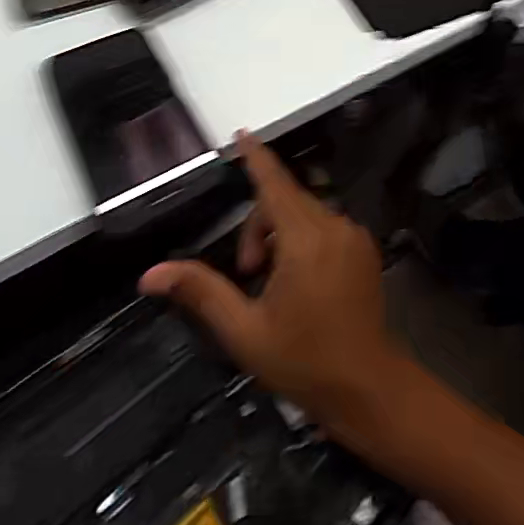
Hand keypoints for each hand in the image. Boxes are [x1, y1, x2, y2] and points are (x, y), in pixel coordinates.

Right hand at [138, 131, 408, 427]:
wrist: (371, 390)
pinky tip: (297, 281)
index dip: (255, 157)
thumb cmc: (306, 361)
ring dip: (277, 235)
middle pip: (284, 201)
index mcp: (307, 239)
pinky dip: (301, 240)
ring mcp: (354, 238)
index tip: (241, 134)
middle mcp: (335, 227)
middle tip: (246, 274)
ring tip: (269, 283)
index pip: (274, 184)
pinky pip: (323, 226)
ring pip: (303, 213)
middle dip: (256, 227)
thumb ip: (200, 292)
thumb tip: (152, 274)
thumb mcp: (245, 331)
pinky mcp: (363, 250)